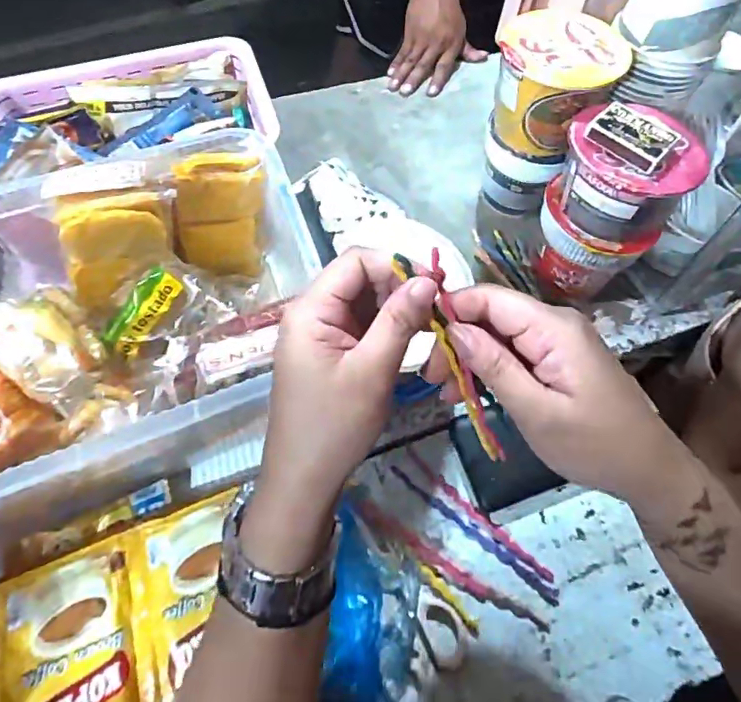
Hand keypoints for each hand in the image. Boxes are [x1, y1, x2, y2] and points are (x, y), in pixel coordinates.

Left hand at [247, 249, 437, 571]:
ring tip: (430, 323)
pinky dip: (386, 324)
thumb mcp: (372, 371)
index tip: (432, 286)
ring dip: (396, 305)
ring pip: (364, 298)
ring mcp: (319, 330)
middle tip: (437, 307)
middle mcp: (311, 310)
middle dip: (398, 285)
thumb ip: (399, 321)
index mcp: (311, 308)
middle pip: (360, 276)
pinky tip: (411, 336)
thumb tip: (427, 279)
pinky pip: (361, 321)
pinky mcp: (329, 347)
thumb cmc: (334, 426)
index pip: (355, 260)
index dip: (394, 265)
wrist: (303, 480)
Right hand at [388, 0, 484, 97]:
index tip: (430, 93)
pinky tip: (389, 72)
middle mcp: (436, 44)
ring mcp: (421, 39)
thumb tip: (482, 59)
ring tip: (392, 86)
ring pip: (410, 60)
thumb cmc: (450, 10)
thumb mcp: (461, 29)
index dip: (437, 79)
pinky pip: (402, 51)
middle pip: (424, 65)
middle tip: (405, 92)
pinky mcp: (409, 34)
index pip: (444, 65)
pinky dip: (396, 62)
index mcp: (452, 44)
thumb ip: (467, 48)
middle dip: (413, 79)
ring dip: (401, 74)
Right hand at [420, 284, 672, 507]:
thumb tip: (454, 328)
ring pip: (499, 333)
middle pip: (491, 315)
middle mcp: (554, 322)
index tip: (421, 338)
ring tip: (445, 391)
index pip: (489, 297)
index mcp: (552, 327)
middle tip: (433, 380)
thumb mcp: (537, 412)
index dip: (451, 309)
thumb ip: (494, 366)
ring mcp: (557, 338)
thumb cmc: (595, 446)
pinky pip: (515, 350)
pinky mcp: (557, 356)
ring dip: (470, 356)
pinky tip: (470, 391)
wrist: (650, 470)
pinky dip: (490, 367)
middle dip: (457, 340)